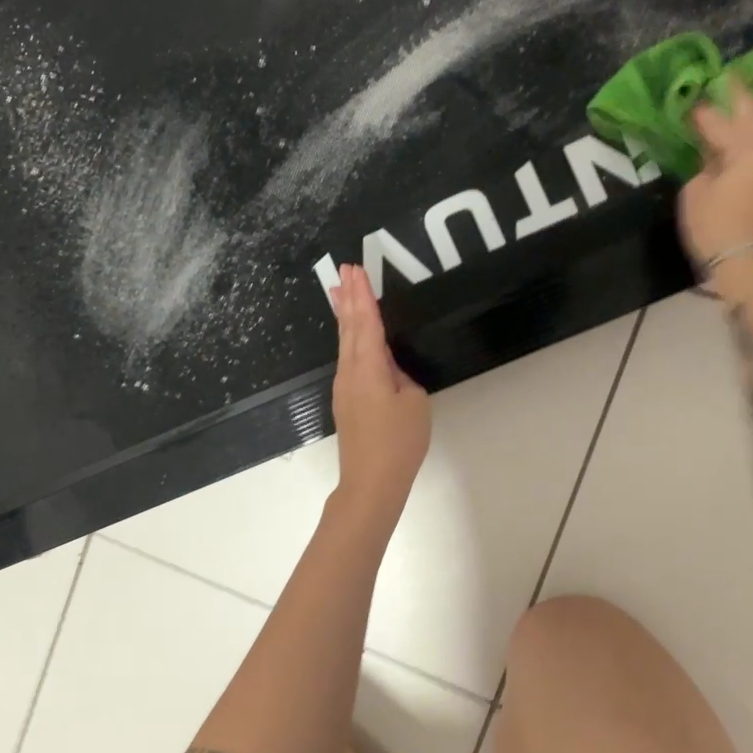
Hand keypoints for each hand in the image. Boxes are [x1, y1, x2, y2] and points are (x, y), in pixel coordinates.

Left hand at [328, 264, 431, 513]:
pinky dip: (347, 336)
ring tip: (339, 291)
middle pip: (349, 327)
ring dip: (344, 314)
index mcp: (369, 367)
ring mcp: (345, 387)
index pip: (366, 322)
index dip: (363, 295)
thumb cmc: (398, 442)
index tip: (356, 271)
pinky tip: (350, 334)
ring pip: (345, 342)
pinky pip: (347, 358)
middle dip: (348, 297)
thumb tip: (388, 370)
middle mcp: (351, 371)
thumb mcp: (414, 402)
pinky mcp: (346, 401)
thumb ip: (400, 376)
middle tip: (345, 270)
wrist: (371, 482)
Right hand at [678, 80, 752, 264]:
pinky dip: (751, 145)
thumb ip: (704, 165)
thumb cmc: (718, 227)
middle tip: (723, 80)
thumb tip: (712, 157)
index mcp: (750, 148)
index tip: (690, 92)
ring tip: (729, 111)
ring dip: (746, 123)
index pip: (722, 119)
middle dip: (737, 99)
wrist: (752, 267)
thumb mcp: (696, 192)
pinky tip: (738, 145)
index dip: (703, 107)